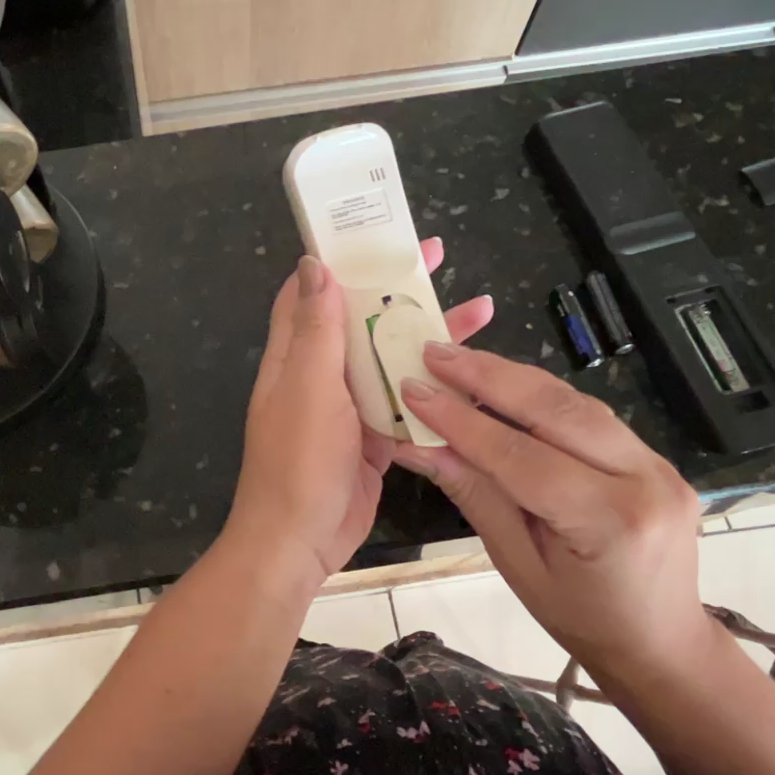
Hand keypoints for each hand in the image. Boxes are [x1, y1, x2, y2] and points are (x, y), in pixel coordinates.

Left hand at [225, 240, 492, 581]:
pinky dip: (431, 386)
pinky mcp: (372, 438)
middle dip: (395, 289)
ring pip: (387, 359)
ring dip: (424, 335)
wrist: (300, 541)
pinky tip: (469, 373)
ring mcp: (346, 408)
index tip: (376, 233)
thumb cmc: (298, 462)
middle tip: (439, 258)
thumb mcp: (306, 389)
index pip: (311, 293)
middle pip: (358, 320)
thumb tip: (311, 264)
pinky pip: (404, 402)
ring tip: (479, 308)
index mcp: (295, 357)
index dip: (340, 260)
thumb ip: (314, 330)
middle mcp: (318, 376)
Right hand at [391, 345, 707, 678]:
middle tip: (435, 352)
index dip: (461, 420)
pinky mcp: (656, 457)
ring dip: (514, 377)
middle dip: (488, 375)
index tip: (414, 389)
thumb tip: (420, 446)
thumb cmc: (580, 618)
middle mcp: (644, 480)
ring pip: (577, 403)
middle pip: (556, 409)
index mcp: (609, 522)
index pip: (521, 455)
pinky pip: (592, 417)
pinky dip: (542, 398)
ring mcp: (658, 464)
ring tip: (460, 361)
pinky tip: (505, 386)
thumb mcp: (518, 565)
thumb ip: (476, 496)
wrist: (661, 641)